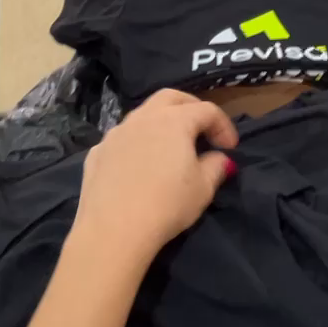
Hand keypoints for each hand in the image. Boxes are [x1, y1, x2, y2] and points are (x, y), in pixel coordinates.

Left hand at [70, 89, 237, 265]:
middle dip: (190, 108)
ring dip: (160, 123)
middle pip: (170, 97)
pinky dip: (136, 144)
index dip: (223, 125)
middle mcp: (143, 118)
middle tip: (202, 129)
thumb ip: (216, 167)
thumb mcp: (203, 189)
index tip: (231, 147)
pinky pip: (122, 139)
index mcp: (173, 121)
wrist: (112, 229)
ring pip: (142, 115)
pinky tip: (138, 165)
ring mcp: (116, 133)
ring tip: (169, 147)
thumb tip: (218, 158)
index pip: (206, 110)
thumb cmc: (166, 205)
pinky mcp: (97, 152)